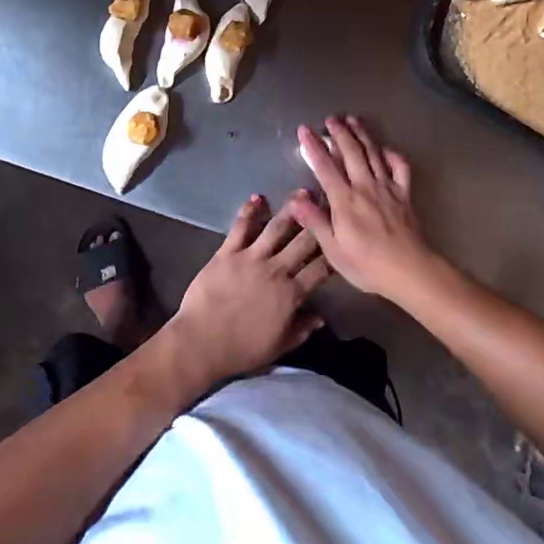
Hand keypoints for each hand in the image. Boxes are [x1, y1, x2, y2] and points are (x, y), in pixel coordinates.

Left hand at [160, 194, 330, 386]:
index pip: (320, 268)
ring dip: (291, 209)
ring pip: (276, 228)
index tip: (342, 239)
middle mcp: (275, 270)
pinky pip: (240, 227)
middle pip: (303, 241)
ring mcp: (251, 258)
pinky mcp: (227, 252)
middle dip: (318, 222)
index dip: (334, 253)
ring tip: (302, 193)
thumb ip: (302, 329)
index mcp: (291, 294)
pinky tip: (257, 198)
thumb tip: (321, 317)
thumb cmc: (241, 349)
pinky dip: (249, 211)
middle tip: (328, 204)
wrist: (201, 342)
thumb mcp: (278, 346)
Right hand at [290, 116, 440, 304]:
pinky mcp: (404, 194)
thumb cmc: (366, 265)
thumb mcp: (333, 249)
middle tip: (331, 119)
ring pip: (373, 154)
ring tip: (353, 120)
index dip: (313, 146)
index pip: (324, 166)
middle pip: (351, 152)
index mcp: (344, 200)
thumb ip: (315, 221)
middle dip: (339, 132)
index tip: (304, 130)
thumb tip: (295, 199)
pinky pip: (400, 167)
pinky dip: (392, 155)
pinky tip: (386, 150)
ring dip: (362, 135)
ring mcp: (387, 188)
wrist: (409, 270)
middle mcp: (365, 187)